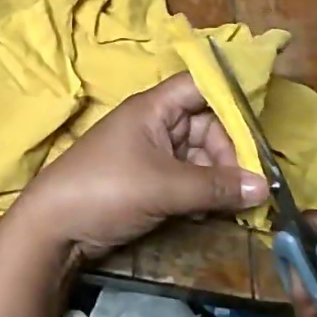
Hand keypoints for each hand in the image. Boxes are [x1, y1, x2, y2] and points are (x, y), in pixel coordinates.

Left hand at [13, 73, 268, 262]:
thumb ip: (215, 186)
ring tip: (232, 204)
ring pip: (201, 156)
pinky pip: (189, 179)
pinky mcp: (152, 181)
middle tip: (249, 184)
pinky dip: (204, 193)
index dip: (231, 97)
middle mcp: (157, 124)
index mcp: (155, 108)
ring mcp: (154, 154)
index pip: (201, 87)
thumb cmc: (106, 189)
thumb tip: (264, 187)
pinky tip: (211, 213)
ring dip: (218, 178)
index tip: (260, 124)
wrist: (52, 229)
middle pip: (208, 126)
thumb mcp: (164, 186)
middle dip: (230, 153)